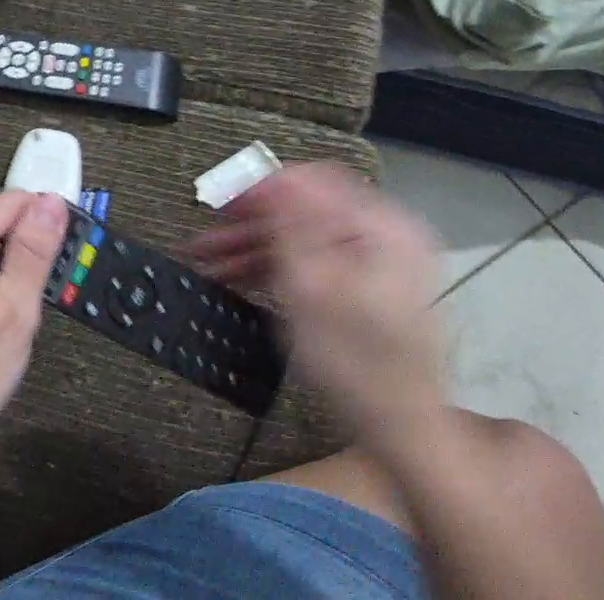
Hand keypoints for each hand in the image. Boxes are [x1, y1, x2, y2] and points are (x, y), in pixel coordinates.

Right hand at [185, 163, 447, 447]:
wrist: (402, 429)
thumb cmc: (354, 360)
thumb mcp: (311, 289)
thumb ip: (289, 226)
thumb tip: (269, 176)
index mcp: (381, 229)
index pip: (313, 182)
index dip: (261, 187)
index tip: (217, 202)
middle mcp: (382, 236)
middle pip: (303, 210)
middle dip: (248, 223)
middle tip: (201, 238)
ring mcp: (374, 263)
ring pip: (300, 238)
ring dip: (250, 247)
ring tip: (203, 262)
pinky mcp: (362, 287)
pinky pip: (310, 262)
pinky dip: (272, 268)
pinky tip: (231, 280)